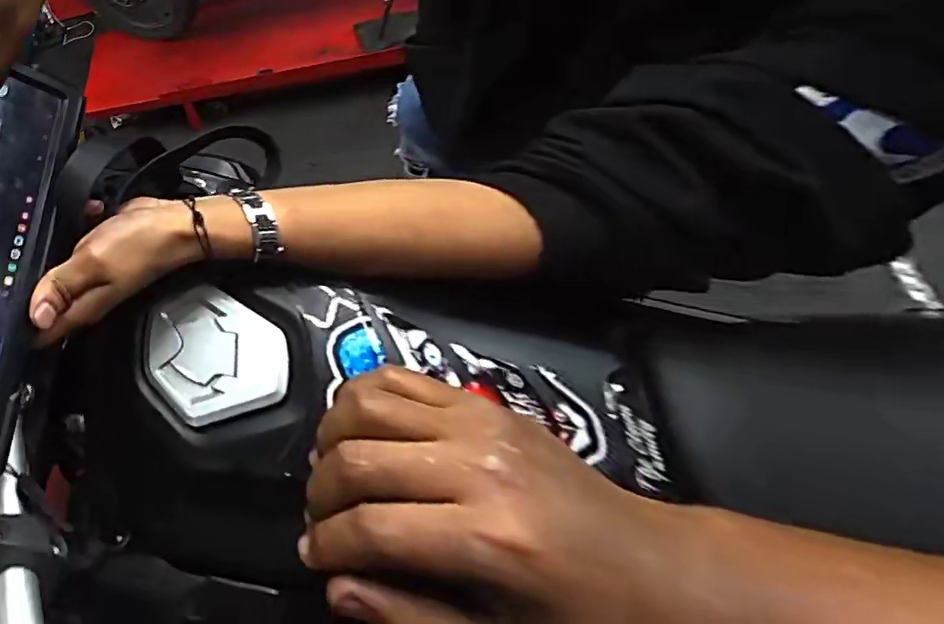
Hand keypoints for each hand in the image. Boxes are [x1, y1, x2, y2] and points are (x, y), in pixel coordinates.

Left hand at [28, 197, 221, 344]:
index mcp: (82, 305)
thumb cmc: (138, 246)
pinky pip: (70, 252)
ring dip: (36, 268)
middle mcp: (85, 294)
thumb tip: (35, 317)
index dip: (17, 325)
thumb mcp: (94, 263)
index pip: (43, 328)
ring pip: (55, 278)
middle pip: (45, 304)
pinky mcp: (97, 252)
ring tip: (10, 257)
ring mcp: (92, 273)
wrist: (173, 224)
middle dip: (18, 297)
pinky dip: (59, 242)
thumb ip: (62, 286)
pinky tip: (51, 228)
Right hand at [302, 368, 683, 623]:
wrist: (664, 570)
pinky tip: (356, 427)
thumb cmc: (589, 617)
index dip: (330, 545)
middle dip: (321, 494)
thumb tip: (339, 589)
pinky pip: (392, 377)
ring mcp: (477, 422)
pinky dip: (358, 397)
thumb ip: (418, 617)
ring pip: (363, 407)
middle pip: (359, 462)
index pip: (374, 529)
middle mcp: (479, 469)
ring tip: (332, 468)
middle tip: (319, 517)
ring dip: (330, 437)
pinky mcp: (476, 399)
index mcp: (496, 540)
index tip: (314, 556)